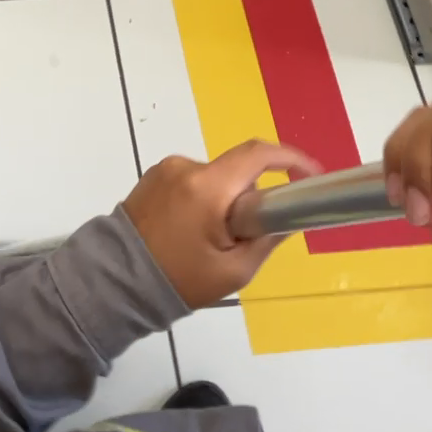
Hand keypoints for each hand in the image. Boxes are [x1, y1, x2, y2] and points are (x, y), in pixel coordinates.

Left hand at [122, 140, 321, 307]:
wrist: (119, 277)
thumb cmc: (180, 278)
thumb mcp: (234, 270)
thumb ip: (266, 239)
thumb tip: (285, 216)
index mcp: (206, 186)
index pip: (256, 154)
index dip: (290, 159)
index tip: (312, 174)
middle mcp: (185, 167)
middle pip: (235, 170)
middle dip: (250, 197)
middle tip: (246, 235)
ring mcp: (165, 168)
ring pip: (214, 178)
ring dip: (224, 201)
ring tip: (210, 241)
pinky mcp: (153, 175)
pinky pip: (192, 181)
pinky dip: (203, 200)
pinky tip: (190, 232)